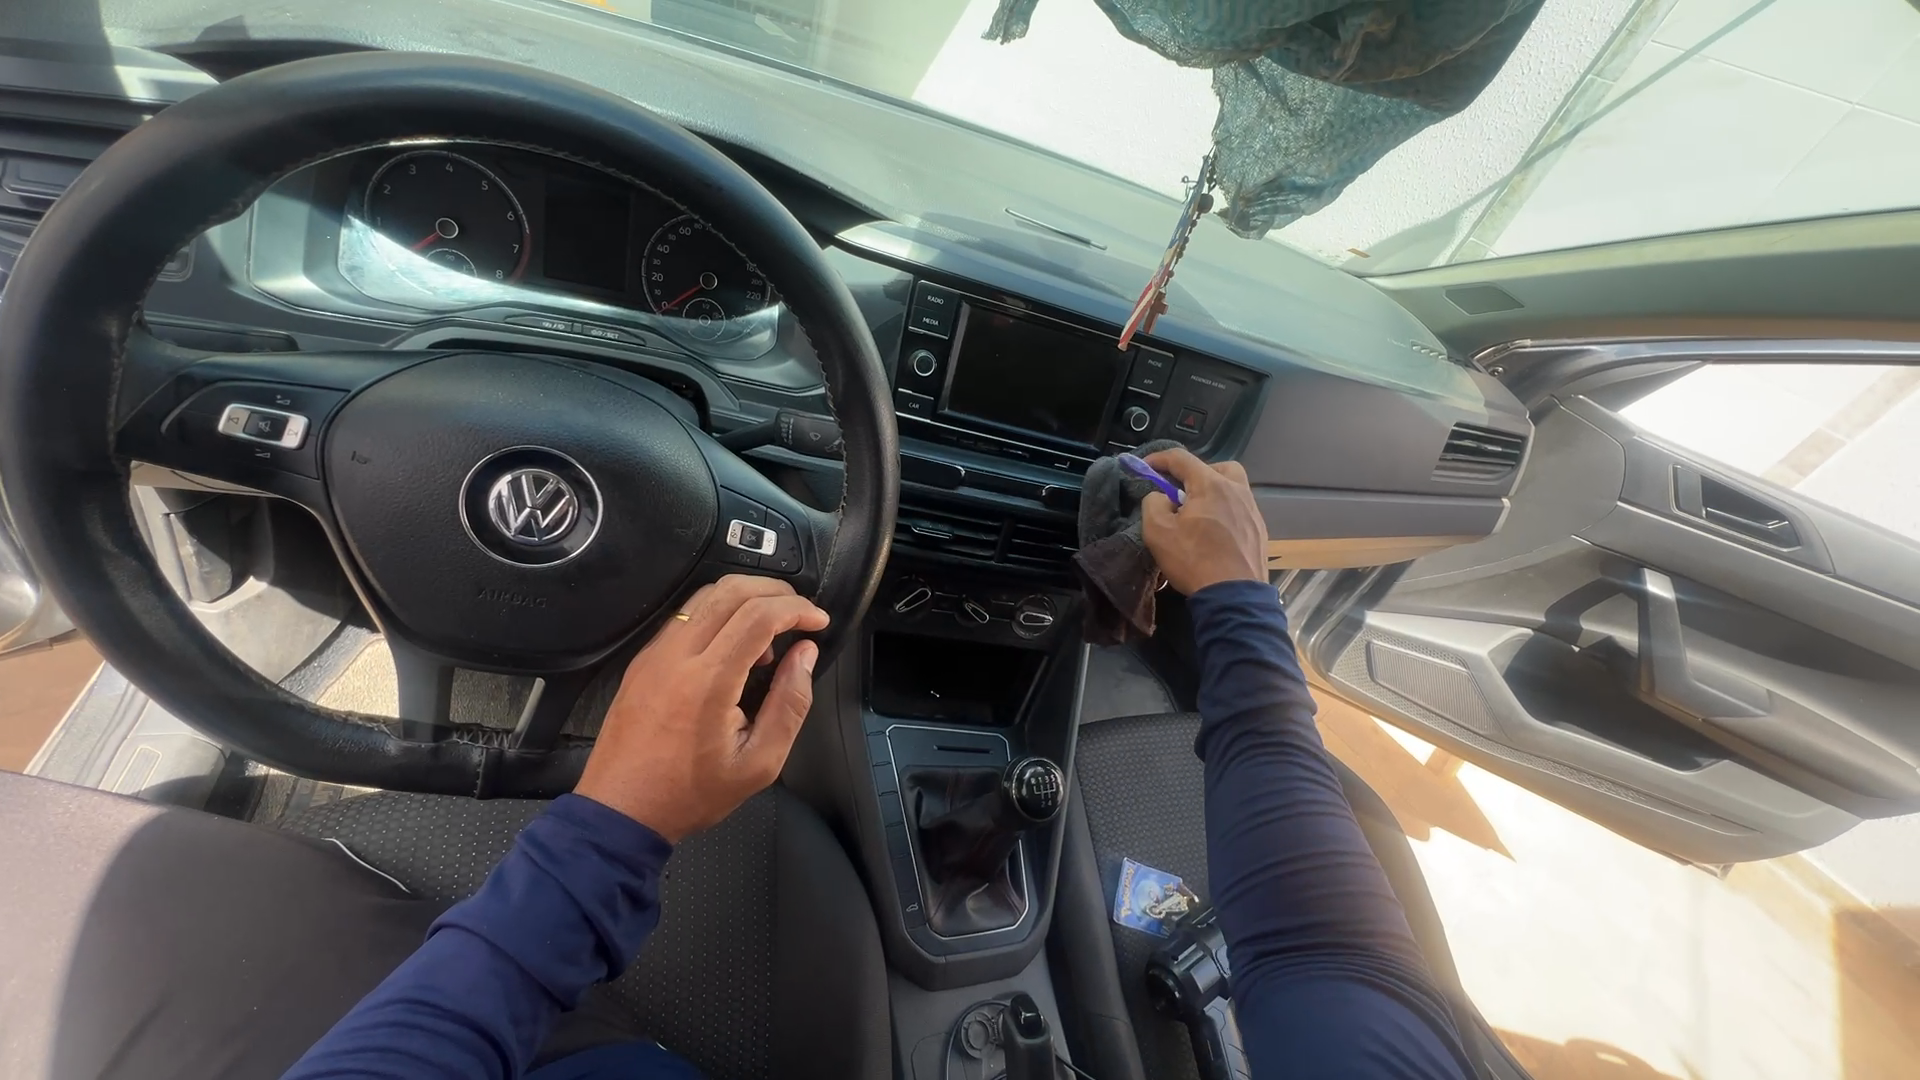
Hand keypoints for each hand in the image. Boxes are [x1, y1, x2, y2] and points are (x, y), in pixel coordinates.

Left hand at [575, 574, 828, 841]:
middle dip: (777, 592)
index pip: (759, 615)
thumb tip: (806, 653)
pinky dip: (722, 613)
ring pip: (707, 595)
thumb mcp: (760, 762)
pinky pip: (688, 615)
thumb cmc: (691, 793)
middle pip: (733, 591)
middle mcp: (677, 656)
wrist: (619, 811)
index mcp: (708, 682)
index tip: (819, 622)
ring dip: (748, 599)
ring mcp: (655, 653)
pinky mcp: (644, 659)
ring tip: (770, 635)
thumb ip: (790, 703)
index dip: (798, 610)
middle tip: (801, 614)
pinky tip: (736, 647)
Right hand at [1140, 447, 1267, 594]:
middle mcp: (1237, 491)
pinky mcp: (1258, 530)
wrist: (1234, 595)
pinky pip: (1239, 509)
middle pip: (1216, 467)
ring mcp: (1252, 510)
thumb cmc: (1193, 560)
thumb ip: (1153, 503)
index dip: (1159, 458)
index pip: (1181, 458)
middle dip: (1194, 473)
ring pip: (1232, 487)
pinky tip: (1213, 533)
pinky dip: (1224, 511)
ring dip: (1212, 492)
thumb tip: (1161, 497)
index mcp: (1211, 485)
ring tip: (1196, 514)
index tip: (1144, 466)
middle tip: (1179, 492)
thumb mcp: (1157, 531)